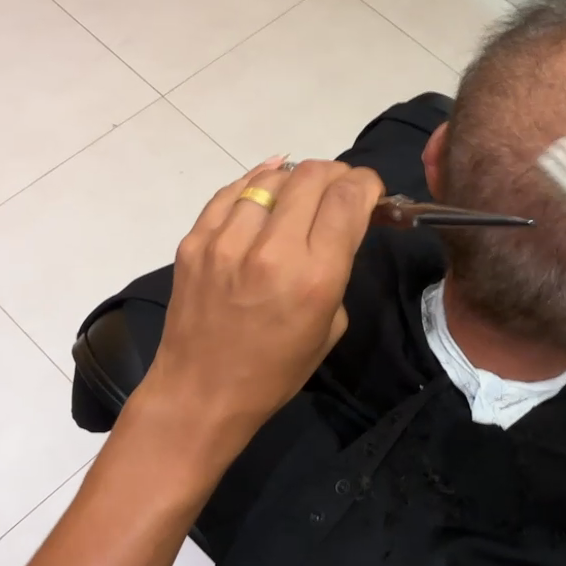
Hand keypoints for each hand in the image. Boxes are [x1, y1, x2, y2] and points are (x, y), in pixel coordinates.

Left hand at [134, 158, 383, 460]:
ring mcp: (227, 241)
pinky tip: (268, 185)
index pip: (347, 198)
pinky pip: (231, 192)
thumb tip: (334, 228)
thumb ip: (336, 270)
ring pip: (271, 178)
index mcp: (315, 276)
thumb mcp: (330, 326)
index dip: (366, 183)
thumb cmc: (276, 371)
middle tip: (341, 187)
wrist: (202, 392)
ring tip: (302, 192)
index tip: (370, 190)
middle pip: (313, 176)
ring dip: (297, 178)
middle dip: (336, 173)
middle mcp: (273, 249)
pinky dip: (256, 182)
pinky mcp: (195, 241)